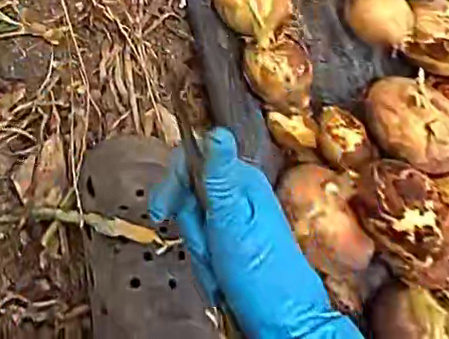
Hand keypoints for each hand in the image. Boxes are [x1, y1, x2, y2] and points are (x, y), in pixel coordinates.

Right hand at [148, 129, 360, 338]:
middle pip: (190, 192)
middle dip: (191, 228)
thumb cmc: (263, 276)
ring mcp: (237, 219)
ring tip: (218, 273)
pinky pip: (205, 245)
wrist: (288, 328)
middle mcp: (240, 192)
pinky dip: (206, 266)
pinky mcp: (234, 244)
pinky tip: (220, 281)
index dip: (172, 182)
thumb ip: (219, 174)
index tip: (161, 212)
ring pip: (195, 222)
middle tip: (208, 252)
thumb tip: (216, 130)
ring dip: (199, 252)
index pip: (193, 157)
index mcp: (242, 178)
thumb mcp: (233, 221)